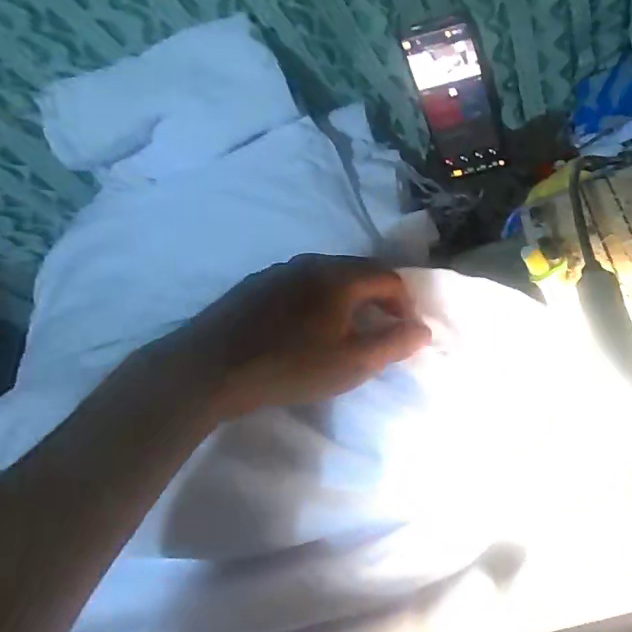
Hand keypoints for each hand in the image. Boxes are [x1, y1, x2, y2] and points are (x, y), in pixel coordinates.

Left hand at [171, 254, 431, 419]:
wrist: (208, 369)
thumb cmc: (290, 366)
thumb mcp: (352, 363)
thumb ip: (394, 344)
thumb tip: (423, 330)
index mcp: (339, 275)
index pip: (389, 278)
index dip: (405, 306)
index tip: (405, 334)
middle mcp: (310, 262)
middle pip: (358, 273)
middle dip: (378, 300)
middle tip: (380, 333)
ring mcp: (277, 271)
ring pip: (326, 279)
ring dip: (347, 301)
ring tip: (344, 333)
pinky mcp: (252, 286)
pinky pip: (299, 287)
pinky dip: (316, 303)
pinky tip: (303, 332)